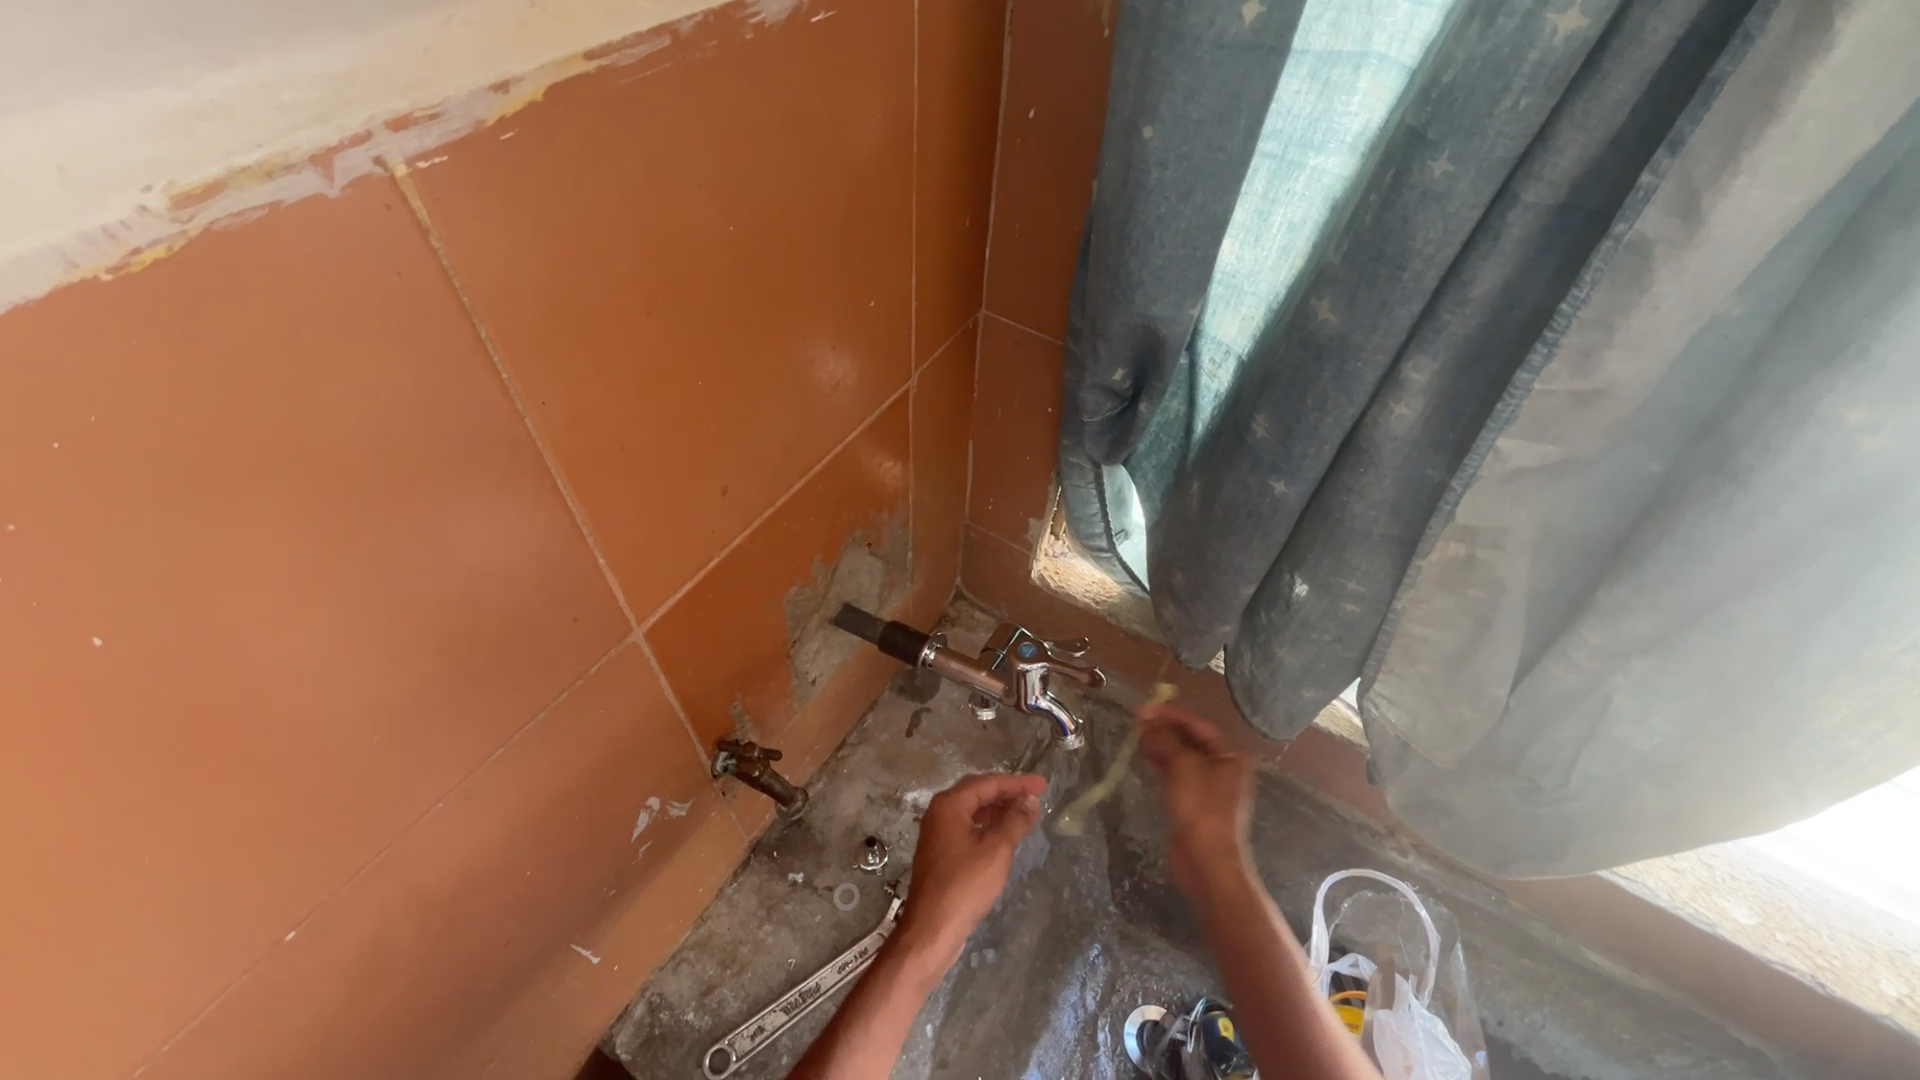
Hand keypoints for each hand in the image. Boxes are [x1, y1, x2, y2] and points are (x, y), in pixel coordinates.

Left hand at [896, 773, 1046, 967]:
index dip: (1017, 783)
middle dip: (1006, 792)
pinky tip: (1003, 836)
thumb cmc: (965, 884)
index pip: (988, 783)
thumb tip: (1030, 800)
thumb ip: (1015, 820)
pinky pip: (967, 828)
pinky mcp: (941, 853)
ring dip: (997, 810)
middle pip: (977, 792)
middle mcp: (939, 813)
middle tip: (1034, 795)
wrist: (932, 928)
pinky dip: (987, 826)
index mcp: (949, 805)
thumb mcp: (997, 849)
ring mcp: (937, 833)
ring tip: (1023, 813)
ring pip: (972, 811)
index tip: (1042, 785)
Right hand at [1139, 703, 1254, 903]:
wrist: (1207, 862)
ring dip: (1161, 746)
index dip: (1171, 714)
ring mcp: (1209, 788)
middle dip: (1165, 729)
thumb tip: (1146, 717)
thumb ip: (1164, 739)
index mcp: (1230, 756)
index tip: (1145, 707)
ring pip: (1182, 758)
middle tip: (1137, 720)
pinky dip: (1162, 765)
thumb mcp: (1182, 766)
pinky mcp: (1195, 804)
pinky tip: (1145, 758)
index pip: (1198, 725)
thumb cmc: (1201, 808)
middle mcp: (1224, 768)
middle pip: (1191, 741)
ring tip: (1136, 736)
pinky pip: (1177, 776)